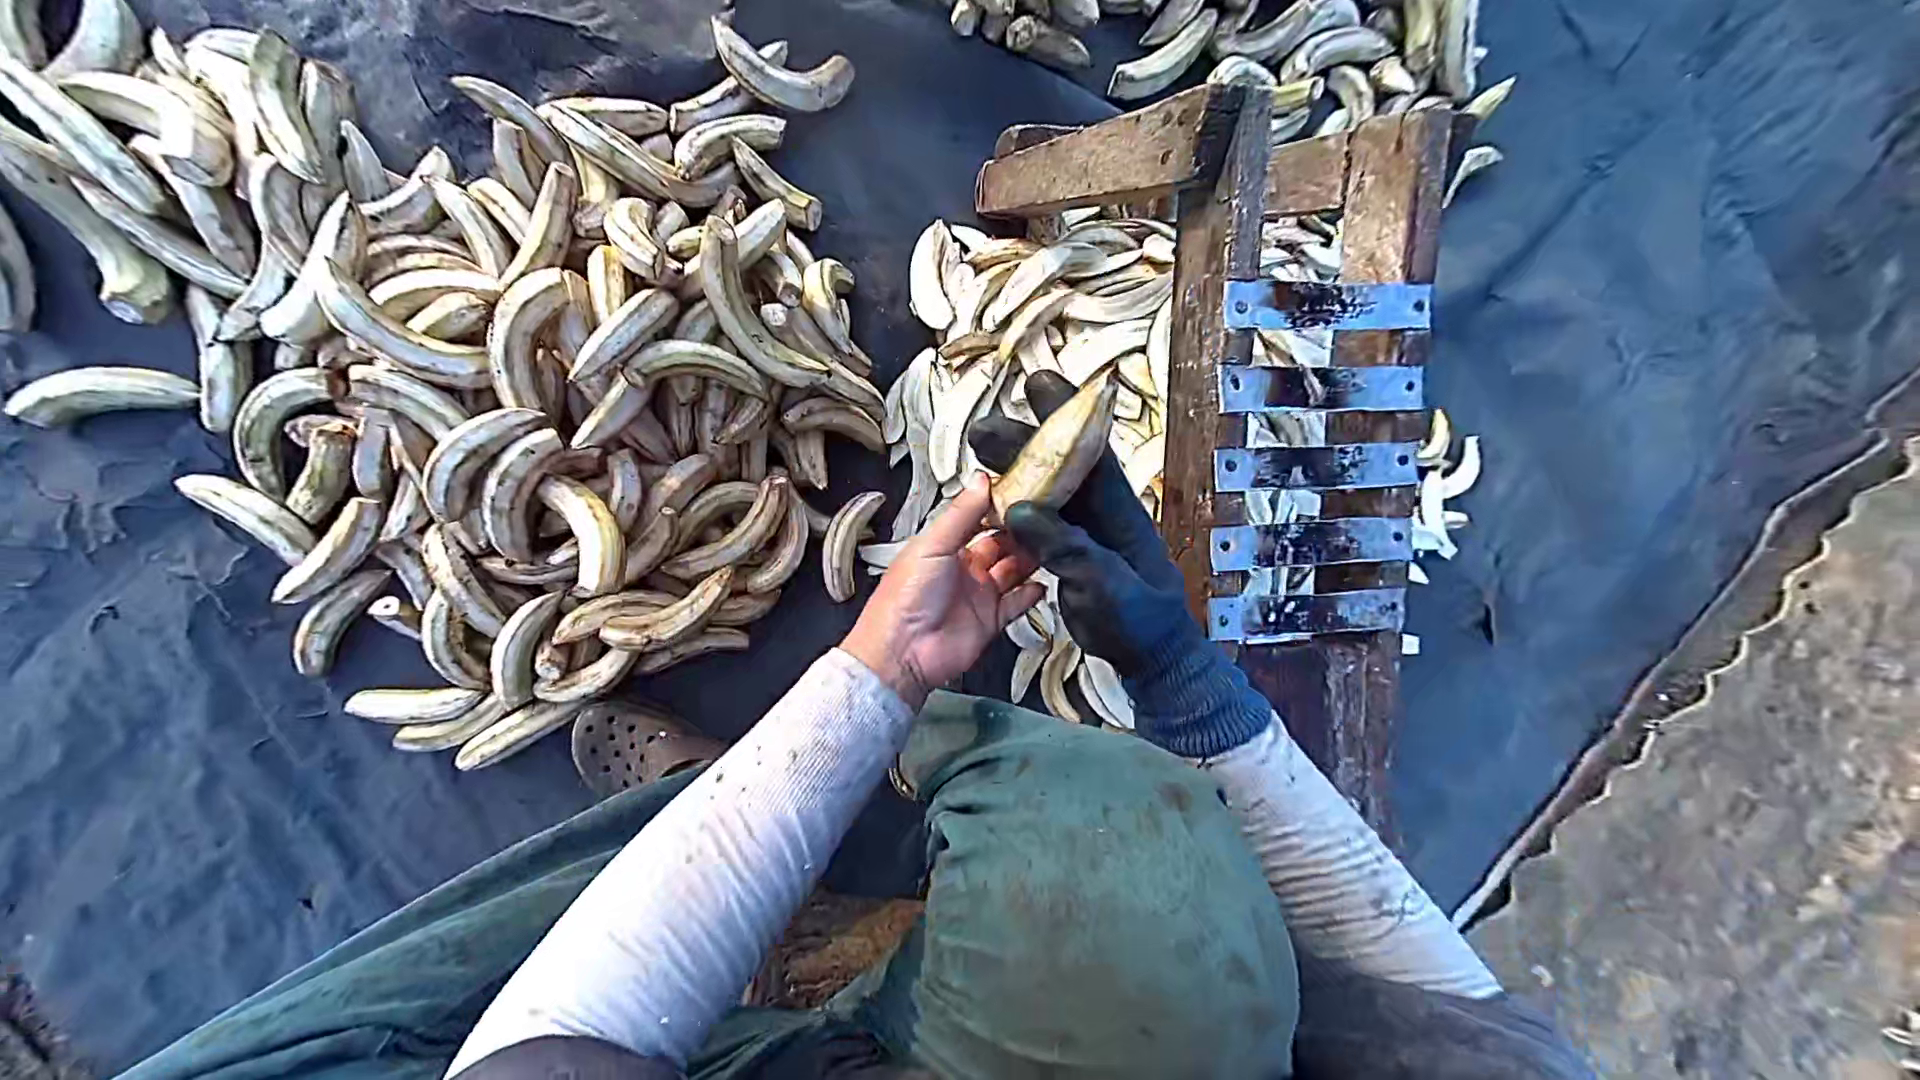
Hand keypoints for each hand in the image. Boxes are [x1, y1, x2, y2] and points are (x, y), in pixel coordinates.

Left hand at [841, 473, 1044, 710]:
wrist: (903, 651)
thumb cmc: (904, 598)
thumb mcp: (932, 545)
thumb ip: (961, 514)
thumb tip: (980, 480)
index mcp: (944, 548)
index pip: (976, 521)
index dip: (997, 509)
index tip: (1020, 495)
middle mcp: (963, 570)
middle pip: (1000, 545)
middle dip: (1019, 532)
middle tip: (1040, 518)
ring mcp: (978, 595)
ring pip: (1012, 571)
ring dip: (1029, 558)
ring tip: (1047, 544)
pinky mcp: (990, 621)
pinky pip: (1017, 603)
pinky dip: (1031, 593)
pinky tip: (1041, 583)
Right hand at [969, 372, 1272, 757]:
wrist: (1149, 655)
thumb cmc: (1139, 620)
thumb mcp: (1106, 584)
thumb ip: (1067, 547)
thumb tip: (1018, 509)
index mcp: (1118, 512)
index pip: (1089, 455)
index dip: (1066, 417)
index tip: (1038, 384)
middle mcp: (1098, 515)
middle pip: (1059, 470)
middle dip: (1024, 445)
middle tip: (984, 428)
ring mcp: (1082, 535)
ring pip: (1044, 496)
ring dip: (1014, 477)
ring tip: (979, 461)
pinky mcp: (1067, 556)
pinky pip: (1037, 527)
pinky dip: (1014, 513)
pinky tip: (993, 506)